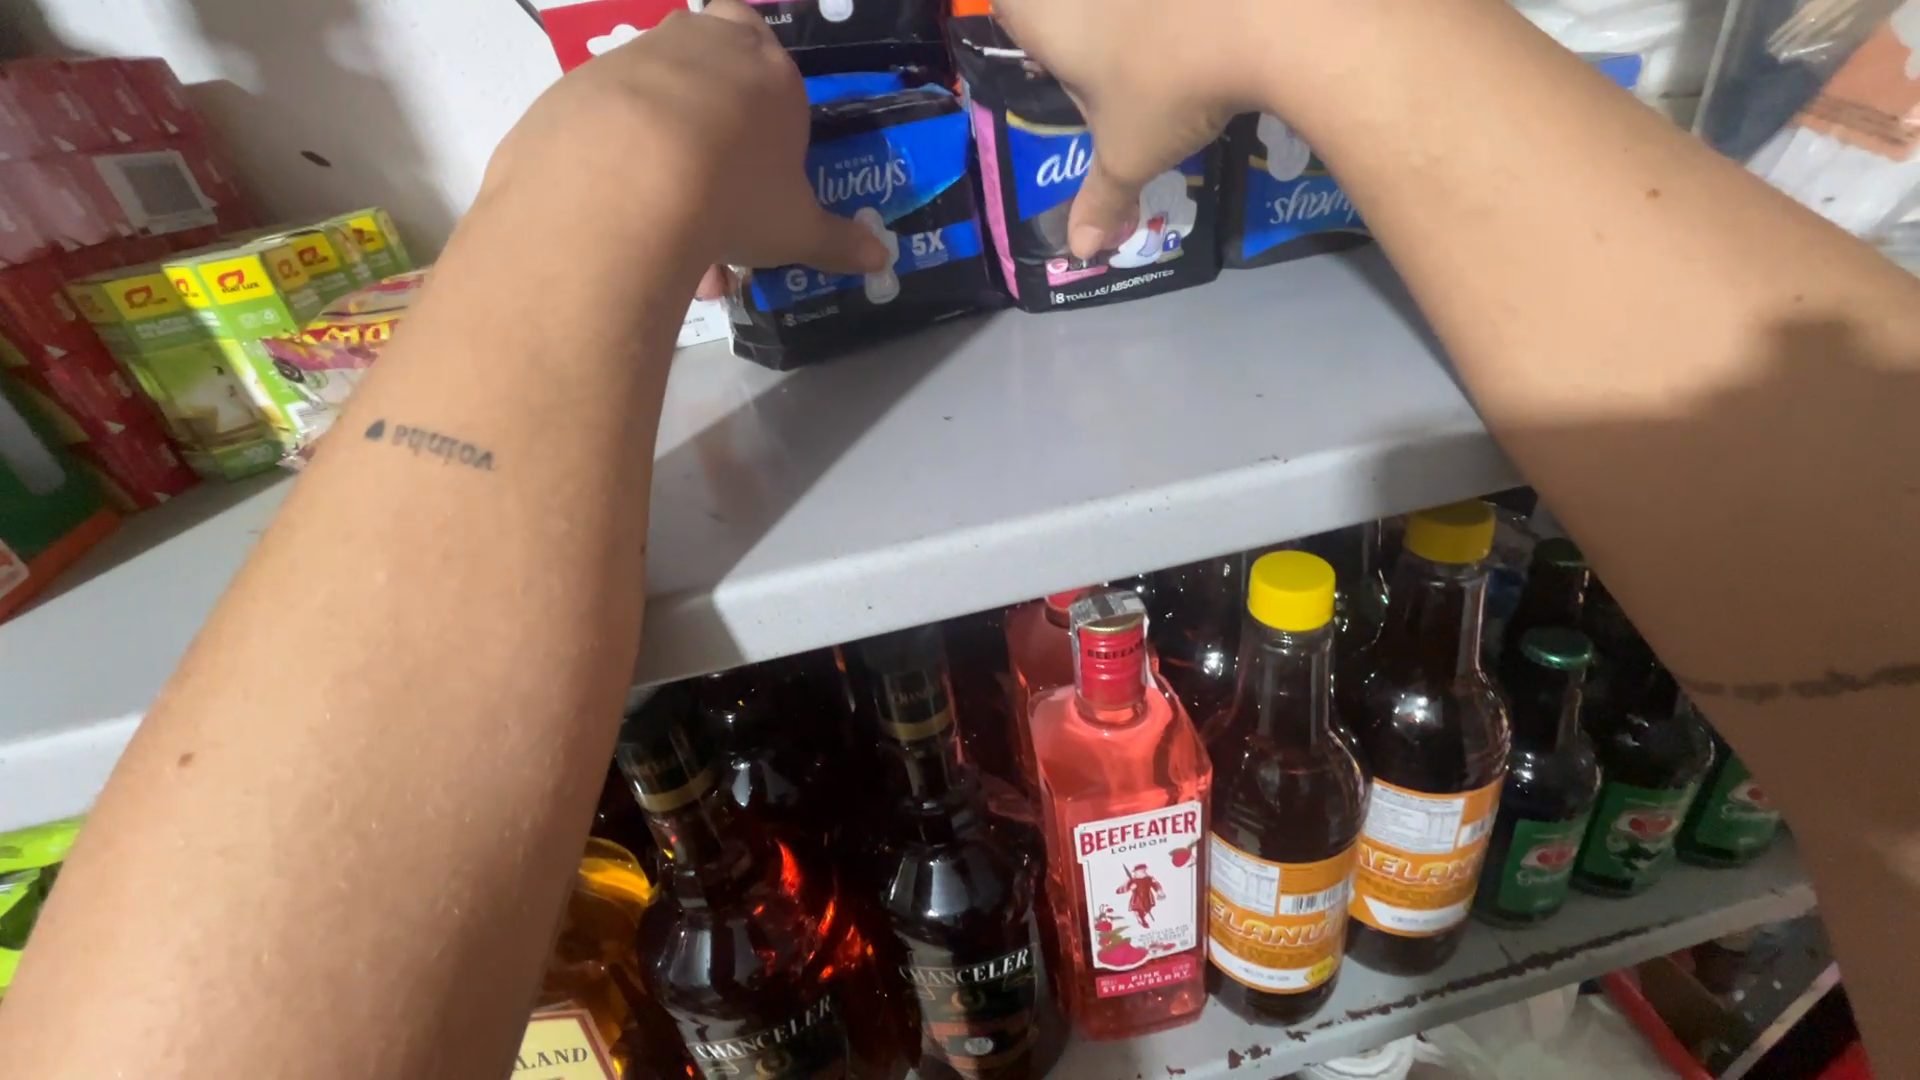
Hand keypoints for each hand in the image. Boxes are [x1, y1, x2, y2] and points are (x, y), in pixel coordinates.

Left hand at [486, 0, 887, 280]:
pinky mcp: (585, 79)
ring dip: (674, 152)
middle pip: (719, 68)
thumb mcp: (798, 231)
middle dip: (721, 123)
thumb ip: (839, 243)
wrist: (626, 185)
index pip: (780, 71)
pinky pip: (615, 117)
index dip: (774, 115)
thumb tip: (882, 259)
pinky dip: (626, 159)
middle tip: (721, 188)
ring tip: (676, 230)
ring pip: (664, 96)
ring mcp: (641, 54)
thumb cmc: (736, 198)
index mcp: (772, 74)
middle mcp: (709, 45)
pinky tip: (632, 215)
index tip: (767, 165)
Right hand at [992, 0, 1266, 258]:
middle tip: (1090, 62)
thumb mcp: (1130, 159)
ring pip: (1115, 0)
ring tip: (1144, 53)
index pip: (1006, 4)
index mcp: (1056, 21)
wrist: (1267, 17)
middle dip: (1071, 23)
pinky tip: (1190, 31)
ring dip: (1123, 20)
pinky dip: (1173, 15)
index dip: (1010, 18)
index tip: (1032, 51)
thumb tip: (1079, 251)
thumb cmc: (1169, 92)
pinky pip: (1164, 3)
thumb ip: (1100, 202)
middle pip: (1064, 2)